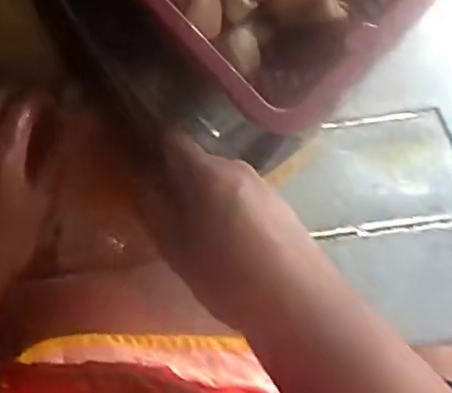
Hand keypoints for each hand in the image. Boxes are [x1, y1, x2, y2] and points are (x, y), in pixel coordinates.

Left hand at [0, 81, 61, 289]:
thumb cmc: (10, 238)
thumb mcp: (42, 202)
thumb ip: (54, 161)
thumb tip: (70, 129)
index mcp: (4, 145)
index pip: (22, 102)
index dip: (41, 97)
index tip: (58, 102)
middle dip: (17, 91)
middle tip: (39, 102)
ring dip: (1, 103)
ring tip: (25, 116)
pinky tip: (4, 136)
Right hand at [143, 132, 323, 325]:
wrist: (310, 314)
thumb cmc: (232, 277)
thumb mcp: (177, 249)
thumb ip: (154, 210)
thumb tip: (144, 185)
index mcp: (206, 170)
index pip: (172, 138)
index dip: (154, 145)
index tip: (141, 162)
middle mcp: (236, 168)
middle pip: (200, 162)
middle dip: (182, 179)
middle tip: (170, 209)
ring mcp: (266, 189)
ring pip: (224, 183)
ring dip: (210, 198)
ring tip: (203, 233)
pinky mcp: (286, 212)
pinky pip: (246, 201)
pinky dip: (234, 214)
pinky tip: (235, 247)